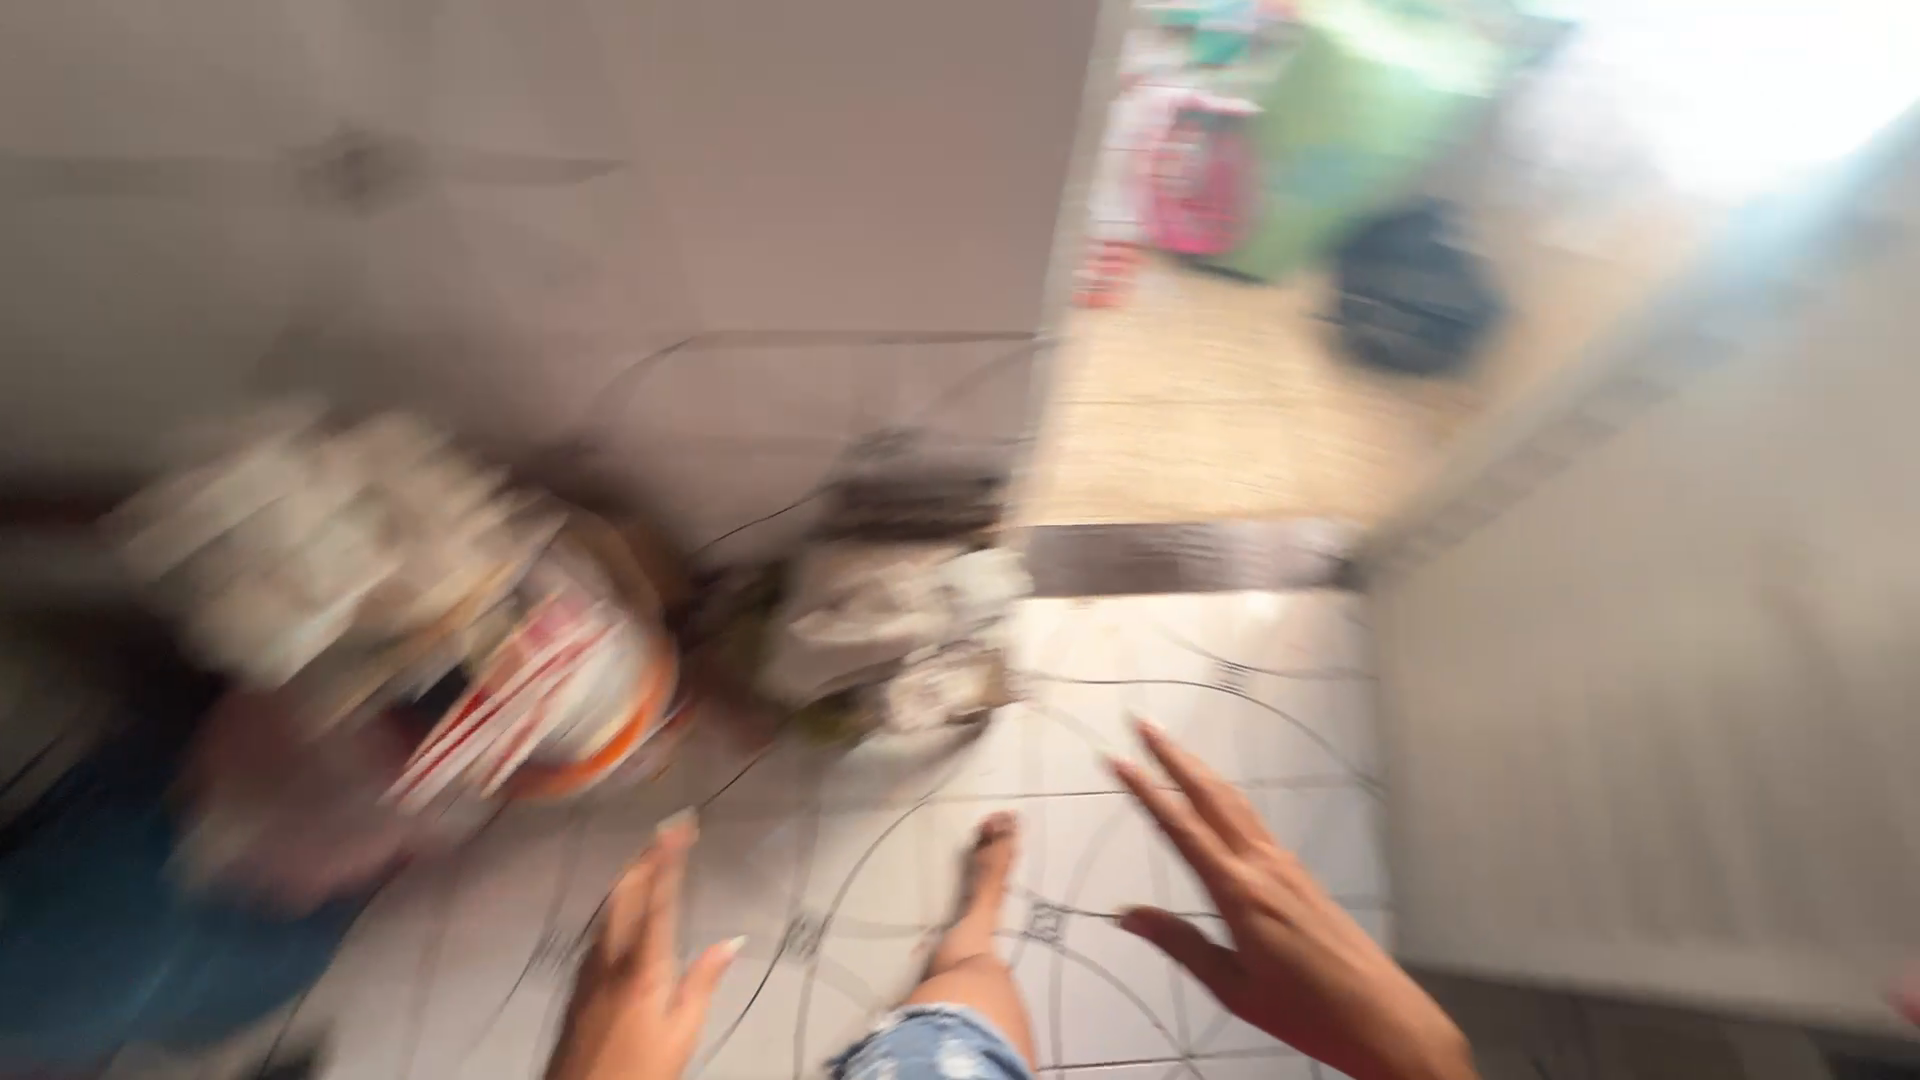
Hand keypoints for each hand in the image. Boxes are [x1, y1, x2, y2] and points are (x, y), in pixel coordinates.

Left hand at [546, 812, 743, 1079]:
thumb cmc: (640, 1071)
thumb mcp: (683, 1034)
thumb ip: (703, 982)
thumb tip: (732, 940)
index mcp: (644, 967)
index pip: (658, 899)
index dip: (669, 858)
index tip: (681, 827)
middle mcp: (611, 960)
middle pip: (624, 896)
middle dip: (644, 859)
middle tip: (664, 832)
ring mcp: (587, 974)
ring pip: (606, 911)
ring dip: (628, 879)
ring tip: (645, 858)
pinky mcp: (575, 991)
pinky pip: (596, 932)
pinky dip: (613, 907)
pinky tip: (618, 912)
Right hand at [1110, 720, 1475, 1079]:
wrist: (1386, 1020)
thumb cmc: (1305, 1013)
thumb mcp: (1233, 990)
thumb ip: (1180, 944)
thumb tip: (1124, 915)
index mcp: (1238, 892)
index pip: (1181, 829)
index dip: (1147, 791)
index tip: (1119, 759)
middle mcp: (1259, 863)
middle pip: (1209, 796)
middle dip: (1173, 756)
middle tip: (1142, 724)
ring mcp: (1281, 861)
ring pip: (1232, 800)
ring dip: (1197, 767)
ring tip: (1169, 744)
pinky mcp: (1295, 868)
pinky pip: (1249, 817)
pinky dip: (1221, 791)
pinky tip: (1213, 791)